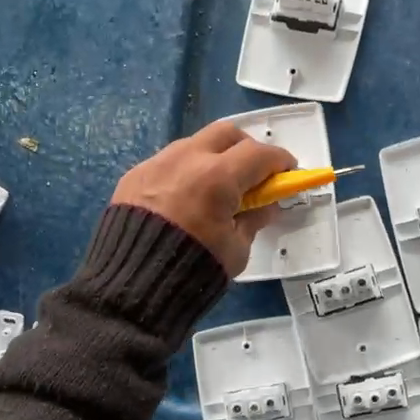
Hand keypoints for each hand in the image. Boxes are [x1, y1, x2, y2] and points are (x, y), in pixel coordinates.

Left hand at [111, 120, 296, 275]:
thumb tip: (265, 205)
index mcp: (218, 177)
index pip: (259, 154)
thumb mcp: (236, 249)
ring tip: (216, 188)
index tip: (287, 172)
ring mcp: (157, 163)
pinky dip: (185, 172)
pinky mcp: (134, 175)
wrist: (132, 286)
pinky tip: (185, 198)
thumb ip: (254, 220)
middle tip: (253, 174)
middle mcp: (187, 159)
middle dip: (246, 148)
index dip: (279, 161)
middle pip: (227, 134)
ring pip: (194, 144)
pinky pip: (168, 162)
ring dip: (213, 157)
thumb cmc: (194, 269)